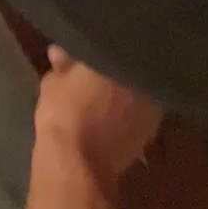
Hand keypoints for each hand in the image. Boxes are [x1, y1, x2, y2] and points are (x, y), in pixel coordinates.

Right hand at [35, 45, 163, 184]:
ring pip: (139, 93)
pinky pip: (139, 115)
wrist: (77, 161)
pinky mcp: (150, 135)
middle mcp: (146, 83)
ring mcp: (153, 110)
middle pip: (133, 71)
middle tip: (101, 70)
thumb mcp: (54, 84)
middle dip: (118, 70)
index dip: (106, 48)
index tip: (94, 50)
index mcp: (124, 64)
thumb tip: (59, 49)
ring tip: (106, 93)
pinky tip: (110, 115)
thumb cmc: (64, 112)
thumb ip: (62, 65)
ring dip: (125, 92)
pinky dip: (127, 114)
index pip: (120, 48)